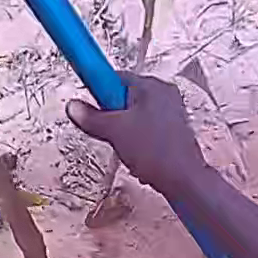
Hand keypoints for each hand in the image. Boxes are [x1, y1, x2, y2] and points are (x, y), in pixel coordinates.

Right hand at [66, 74, 213, 195]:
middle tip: (113, 135)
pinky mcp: (175, 132)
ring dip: (126, 135)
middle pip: (125, 99)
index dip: (99, 93)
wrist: (184, 180)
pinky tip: (141, 158)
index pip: (115, 77)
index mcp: (151, 86)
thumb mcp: (115, 132)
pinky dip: (140, 144)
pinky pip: (148, 132)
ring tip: (130, 149)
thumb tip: (73, 107)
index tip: (90, 105)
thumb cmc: (157, 153)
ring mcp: (172, 113)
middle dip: (114, 120)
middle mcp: (165, 94)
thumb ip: (91, 118)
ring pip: (135, 118)